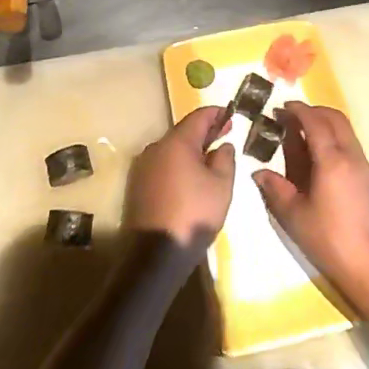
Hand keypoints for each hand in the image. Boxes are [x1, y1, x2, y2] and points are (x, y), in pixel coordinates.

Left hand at [124, 106, 235, 249]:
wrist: (157, 254)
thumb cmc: (195, 214)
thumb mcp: (221, 185)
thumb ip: (225, 159)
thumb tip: (222, 145)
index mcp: (176, 143)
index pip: (198, 116)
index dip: (216, 114)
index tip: (231, 117)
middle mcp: (155, 148)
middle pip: (182, 132)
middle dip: (204, 133)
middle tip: (223, 138)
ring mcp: (142, 167)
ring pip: (171, 150)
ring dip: (190, 150)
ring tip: (209, 161)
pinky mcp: (137, 185)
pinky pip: (162, 165)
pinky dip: (177, 165)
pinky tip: (190, 179)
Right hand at [254, 103, 368, 290]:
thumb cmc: (328, 238)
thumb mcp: (294, 215)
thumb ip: (276, 189)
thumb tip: (260, 173)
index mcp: (332, 160)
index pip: (315, 122)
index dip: (298, 110)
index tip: (282, 107)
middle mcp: (352, 156)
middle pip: (336, 119)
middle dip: (314, 111)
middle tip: (292, 117)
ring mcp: (365, 166)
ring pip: (346, 131)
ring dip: (326, 124)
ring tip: (303, 136)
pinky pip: (351, 146)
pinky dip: (335, 140)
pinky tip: (320, 159)